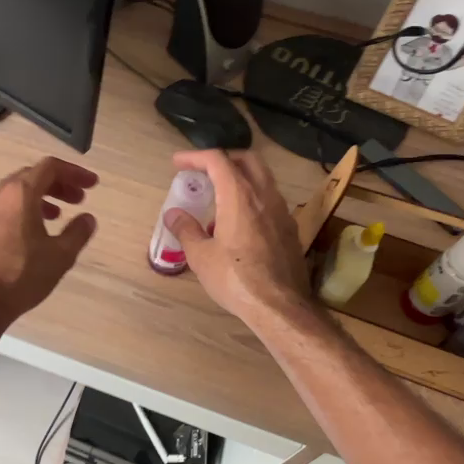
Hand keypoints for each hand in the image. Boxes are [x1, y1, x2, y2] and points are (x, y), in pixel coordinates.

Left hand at [0, 157, 99, 331]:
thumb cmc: (21, 276)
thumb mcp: (60, 256)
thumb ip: (77, 232)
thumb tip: (88, 219)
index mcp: (19, 193)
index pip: (49, 167)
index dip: (74, 172)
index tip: (92, 184)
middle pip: (30, 176)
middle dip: (57, 185)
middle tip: (78, 200)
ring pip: (13, 193)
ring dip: (38, 198)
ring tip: (56, 217)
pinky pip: (1, 209)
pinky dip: (20, 211)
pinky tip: (29, 234)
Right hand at [164, 150, 313, 325]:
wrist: (280, 306)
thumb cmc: (235, 278)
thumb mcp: (201, 256)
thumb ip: (186, 230)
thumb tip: (173, 214)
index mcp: (239, 196)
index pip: (218, 160)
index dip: (195, 157)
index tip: (178, 163)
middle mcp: (264, 196)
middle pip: (247, 160)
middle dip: (223, 159)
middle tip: (203, 172)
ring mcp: (282, 211)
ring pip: (263, 178)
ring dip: (240, 178)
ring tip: (219, 197)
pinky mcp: (290, 228)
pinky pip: (270, 200)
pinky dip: (252, 198)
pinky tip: (239, 221)